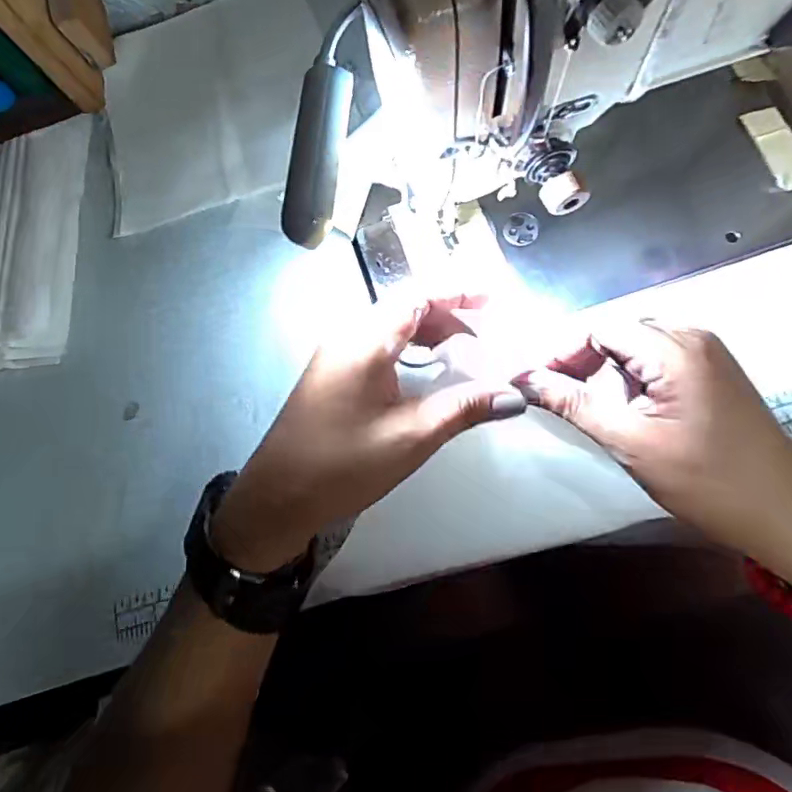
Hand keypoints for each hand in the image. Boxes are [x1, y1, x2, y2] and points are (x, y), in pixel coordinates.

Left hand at [213, 294, 526, 571]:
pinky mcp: (333, 374)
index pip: (417, 295)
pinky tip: (428, 377)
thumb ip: (465, 409)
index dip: (458, 291)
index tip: (491, 297)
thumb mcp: (413, 436)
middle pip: (406, 308)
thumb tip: (513, 397)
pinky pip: (380, 346)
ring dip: (430, 336)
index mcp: (365, 341)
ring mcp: (337, 355)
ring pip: (392, 327)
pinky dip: (411, 351)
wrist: (277, 500)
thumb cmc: (343, 465)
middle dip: (448, 318)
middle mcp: (348, 336)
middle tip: (483, 344)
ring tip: (462, 360)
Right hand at [516, 322, 791, 604]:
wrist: (785, 511)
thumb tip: (526, 380)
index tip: (540, 387)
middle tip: (561, 397)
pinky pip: (662, 358)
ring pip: (639, 345)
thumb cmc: (706, 481)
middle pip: (620, 331)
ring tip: (593, 407)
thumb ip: (576, 405)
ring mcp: (709, 352)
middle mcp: (693, 336)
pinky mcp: (715, 371)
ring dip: (610, 370)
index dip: (564, 354)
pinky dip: (636, 377)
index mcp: (674, 348)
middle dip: (584, 360)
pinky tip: (631, 409)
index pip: (600, 328)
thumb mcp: (632, 444)